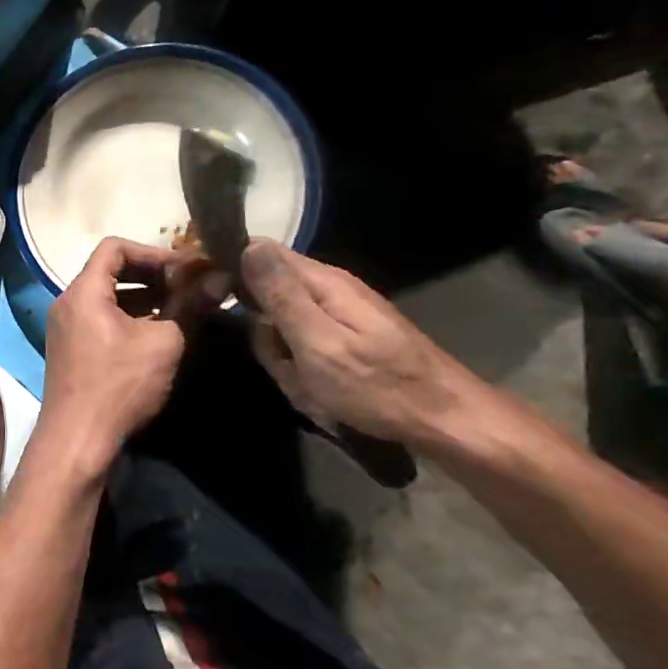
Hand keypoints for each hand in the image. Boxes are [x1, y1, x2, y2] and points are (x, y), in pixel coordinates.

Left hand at [43, 238, 189, 458]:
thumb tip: (220, 278)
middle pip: (109, 271)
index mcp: (83, 291)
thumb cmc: (120, 385)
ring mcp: (65, 327)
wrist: (78, 439)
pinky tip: (157, 334)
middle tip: (189, 288)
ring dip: (143, 298)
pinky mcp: (69, 349)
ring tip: (180, 309)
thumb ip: (190, 304)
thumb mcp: (164, 342)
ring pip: (106, 297)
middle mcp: (67, 303)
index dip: (153, 251)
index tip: (185, 269)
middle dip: (152, 275)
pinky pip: (99, 319)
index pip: (114, 247)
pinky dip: (128, 318)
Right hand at [239, 240, 515, 448]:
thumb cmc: (379, 386)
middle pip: (265, 295)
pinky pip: (300, 347)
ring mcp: (338, 316)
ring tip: (304, 383)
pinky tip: (317, 391)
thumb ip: (281, 295)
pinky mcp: (344, 339)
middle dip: (263, 333)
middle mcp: (330, 289)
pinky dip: (300, 371)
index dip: (233, 271)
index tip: (221, 301)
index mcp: (322, 282)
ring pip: (279, 327)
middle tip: (283, 363)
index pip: (260, 251)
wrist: (446, 423)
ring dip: (282, 359)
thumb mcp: (318, 342)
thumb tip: (249, 245)